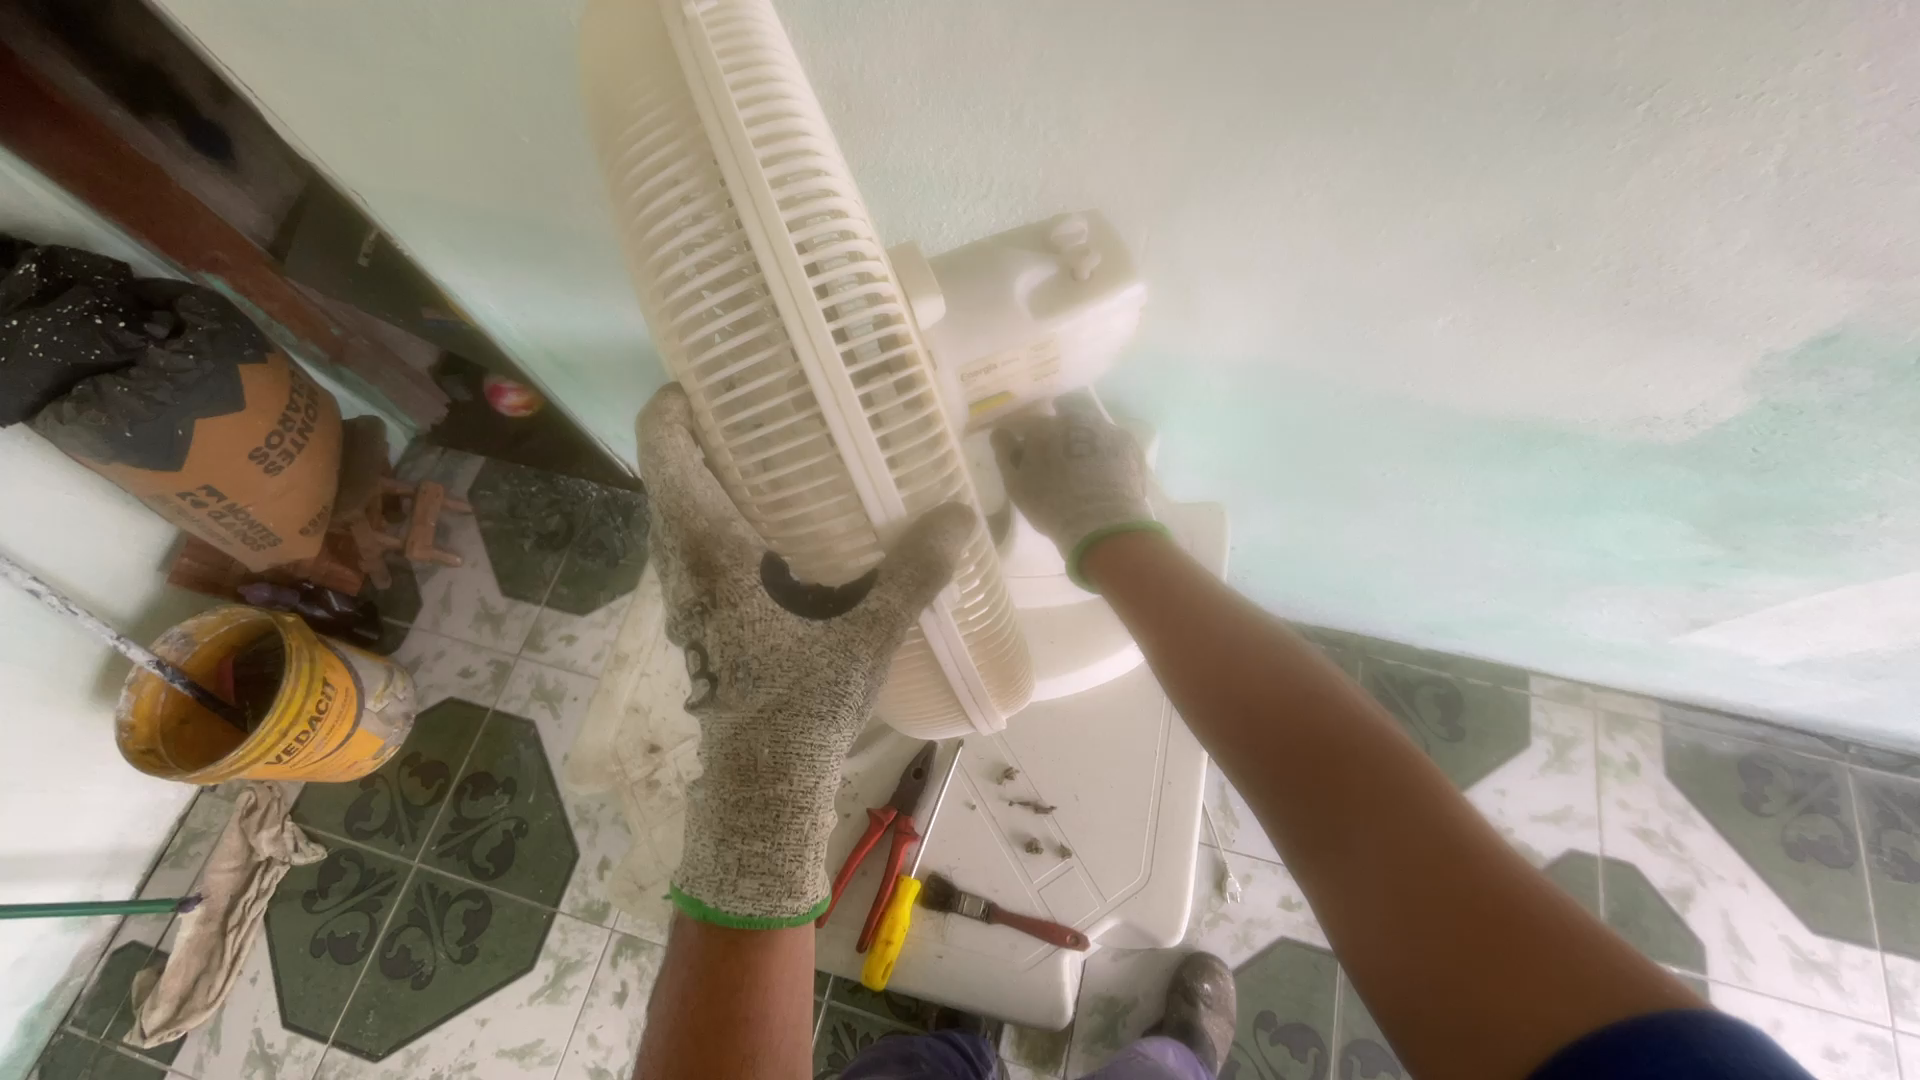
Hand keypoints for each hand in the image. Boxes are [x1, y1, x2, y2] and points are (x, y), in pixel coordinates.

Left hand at [637, 384, 974, 927]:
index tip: (712, 374)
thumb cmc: (800, 709)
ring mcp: (688, 595)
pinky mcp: (704, 618)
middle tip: (766, 405)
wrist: (760, 786)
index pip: (665, 457)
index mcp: (710, 555)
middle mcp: (685, 566)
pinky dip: (726, 515)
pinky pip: (701, 546)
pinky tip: (783, 526)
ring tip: (775, 452)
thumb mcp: (864, 639)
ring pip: (684, 514)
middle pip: (673, 476)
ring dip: (714, 476)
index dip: (675, 406)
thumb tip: (958, 517)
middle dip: (706, 433)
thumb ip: (911, 577)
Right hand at [990, 390, 1166, 588]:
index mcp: (1043, 428)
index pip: (1025, 421)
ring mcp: (1105, 429)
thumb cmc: (1051, 506)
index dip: (1020, 431)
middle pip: (1063, 410)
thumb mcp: (1016, 485)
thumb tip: (1000, 433)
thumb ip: (1005, 454)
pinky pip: (1112, 439)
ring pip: (1090, 422)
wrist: (1101, 523)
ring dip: (1084, 431)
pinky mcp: (1128, 445)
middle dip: (1058, 421)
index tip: (1019, 441)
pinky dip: (1105, 448)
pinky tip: (1105, 466)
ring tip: (1082, 454)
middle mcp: (1075, 419)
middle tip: (1056, 443)